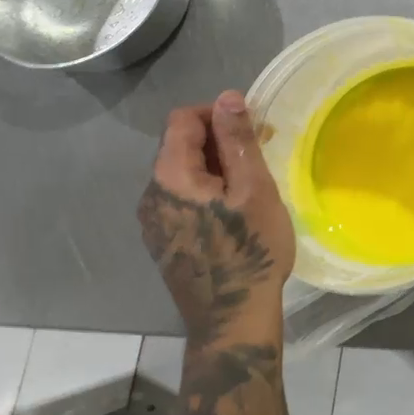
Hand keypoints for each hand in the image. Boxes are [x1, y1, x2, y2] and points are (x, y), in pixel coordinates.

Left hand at [138, 90, 293, 344]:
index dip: (218, 114)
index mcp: (169, 177)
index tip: (254, 131)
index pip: (182, 119)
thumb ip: (238, 140)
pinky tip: (236, 212)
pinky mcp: (163, 240)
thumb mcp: (254, 188)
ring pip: (183, 174)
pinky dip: (208, 191)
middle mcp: (150, 195)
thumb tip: (228, 96)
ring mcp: (153, 221)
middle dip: (221, 141)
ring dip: (217, 167)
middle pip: (181, 145)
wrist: (231, 318)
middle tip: (263, 156)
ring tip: (254, 186)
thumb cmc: (251, 249)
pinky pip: (182, 198)